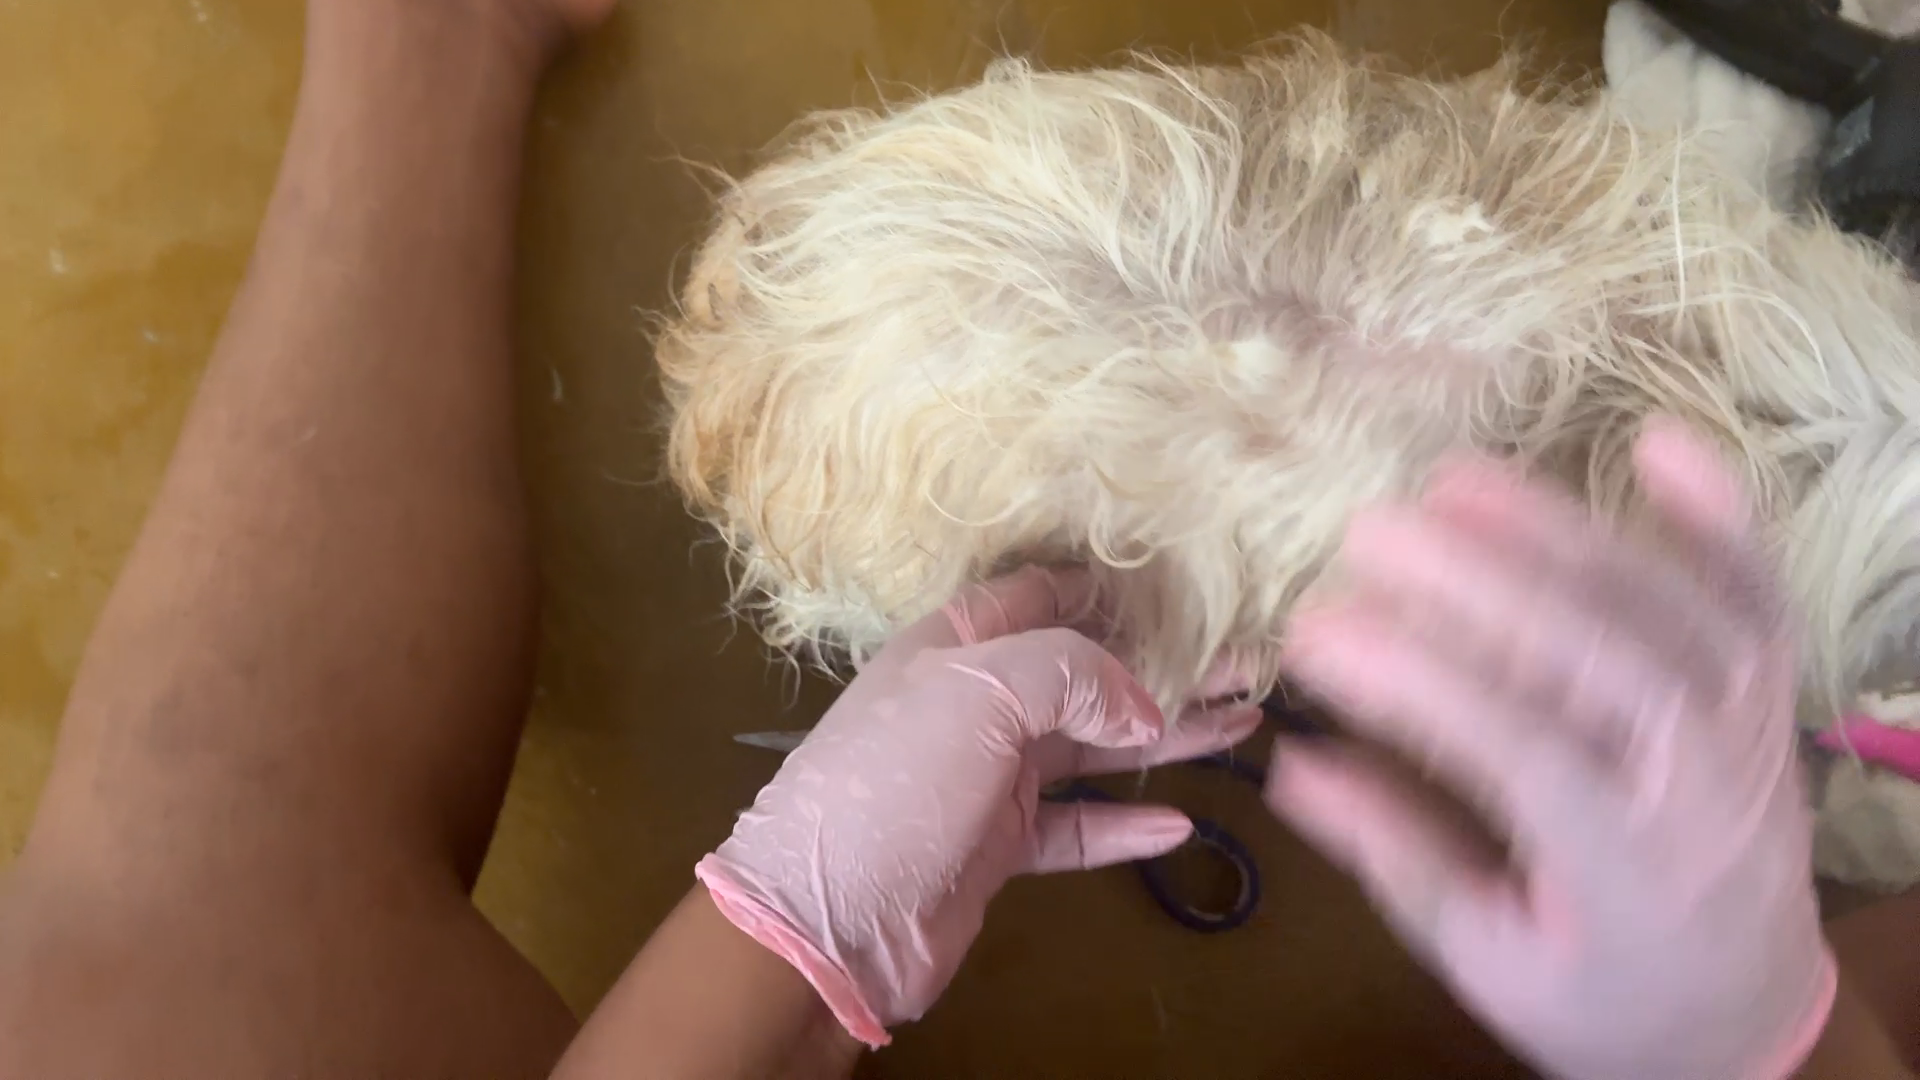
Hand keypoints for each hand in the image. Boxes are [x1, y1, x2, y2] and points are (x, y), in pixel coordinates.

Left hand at [697, 566, 1262, 1046]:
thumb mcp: (977, 691)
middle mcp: (977, 701)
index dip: (1102, 587)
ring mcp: (990, 774)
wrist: (828, 922)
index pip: (1037, 595)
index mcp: (958, 644)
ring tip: (1240, 725)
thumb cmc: (899, 778)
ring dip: (1162, 740)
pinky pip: (1074, 826)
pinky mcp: (1001, 841)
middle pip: (1083, 674)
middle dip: (1159, 669)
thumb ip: (1067, 671)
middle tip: (1242, 664)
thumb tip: (1138, 703)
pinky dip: (1121, 826)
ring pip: (1091, 747)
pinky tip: (1179, 826)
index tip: (1174, 588)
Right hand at [1268, 422, 1835, 1079]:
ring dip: (1558, 532)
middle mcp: (1704, 784)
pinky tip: (1654, 442)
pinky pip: (1752, 597)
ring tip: (1451, 478)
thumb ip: (1390, 851)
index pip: (1517, 752)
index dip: (1412, 683)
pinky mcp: (1759, 694)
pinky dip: (1714, 516)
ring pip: (1668, 612)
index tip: (1311, 634)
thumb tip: (1289, 761)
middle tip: (1371, 530)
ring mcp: (1747, 729)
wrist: (1747, 1010)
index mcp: (1627, 867)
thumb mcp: (1481, 955)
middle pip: (1606, 661)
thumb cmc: (1594, 991)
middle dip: (1480, 584)